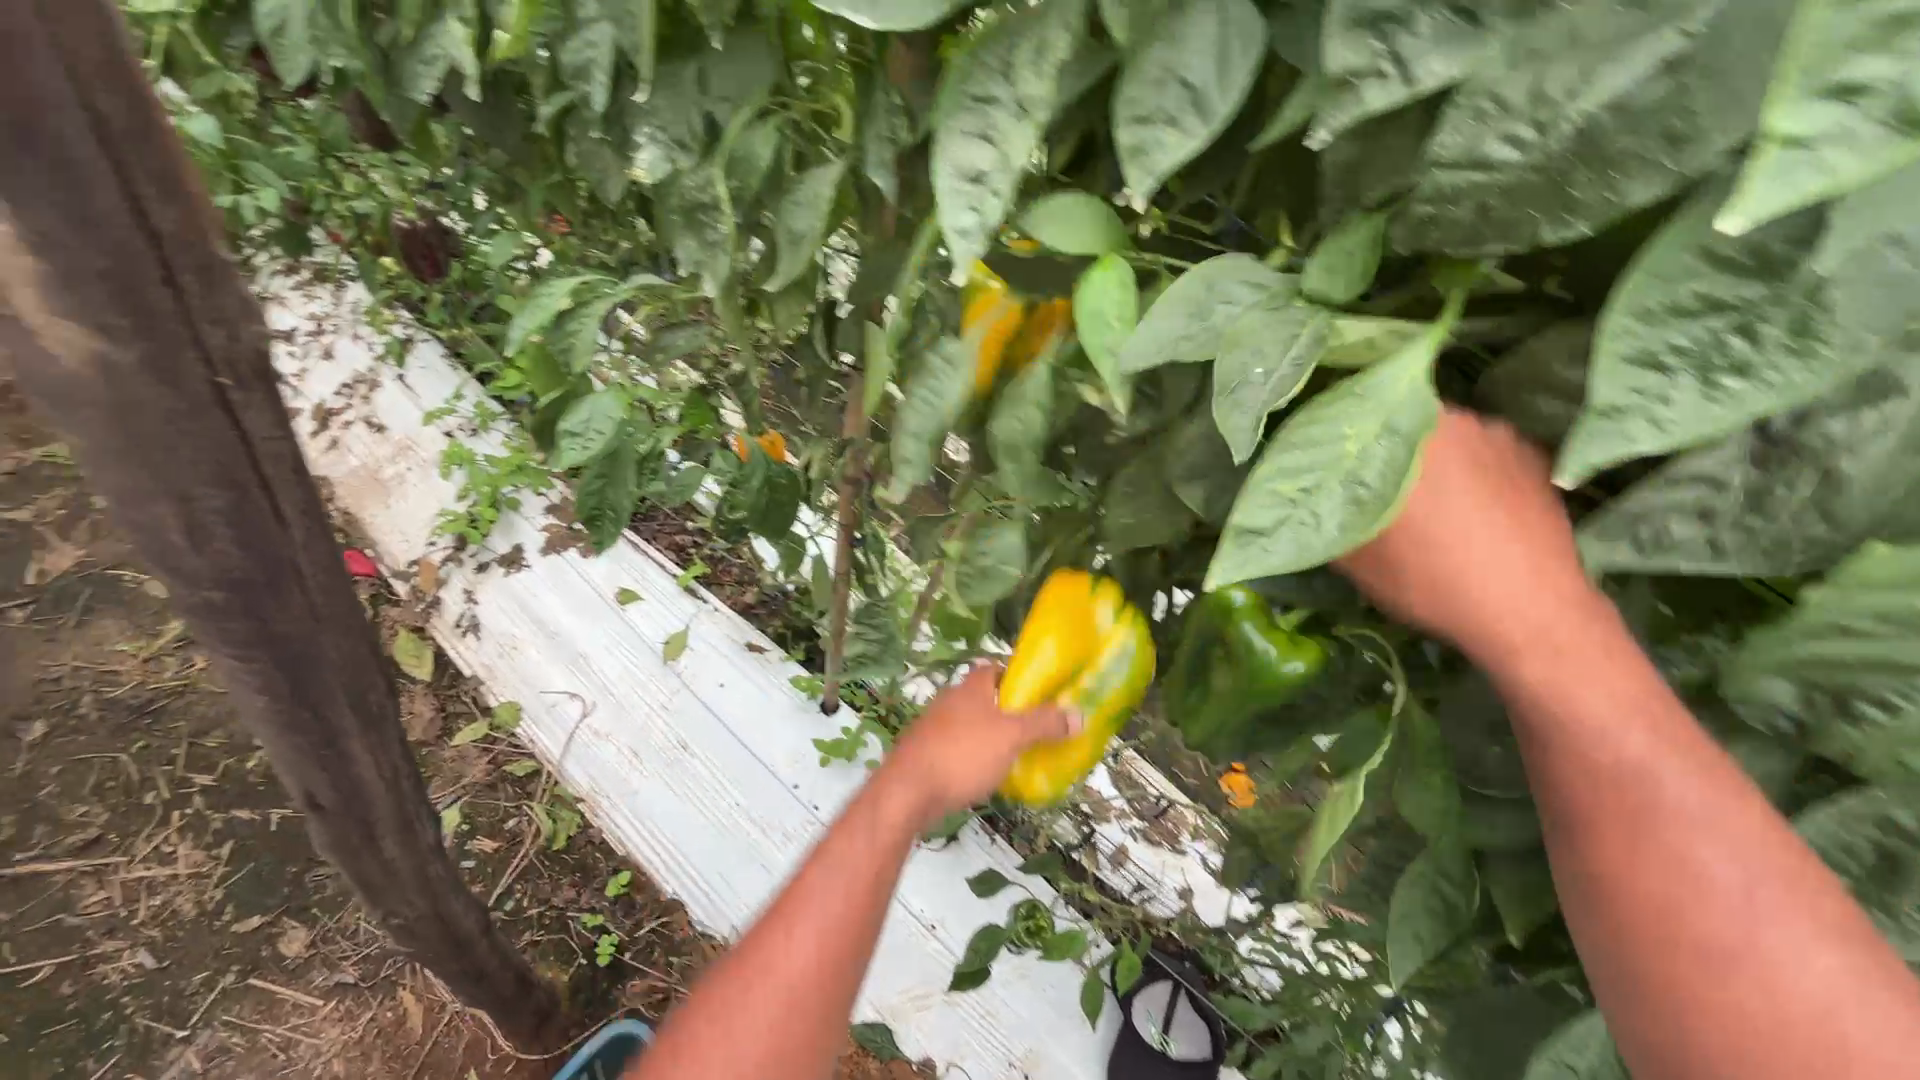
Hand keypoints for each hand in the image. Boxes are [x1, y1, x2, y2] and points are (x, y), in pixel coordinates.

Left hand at [879, 664, 1079, 825]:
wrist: (907, 792)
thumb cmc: (962, 754)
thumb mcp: (1011, 737)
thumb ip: (1044, 724)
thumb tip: (1079, 714)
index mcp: (970, 689)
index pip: (992, 668)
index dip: (1014, 676)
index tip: (1037, 692)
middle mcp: (948, 701)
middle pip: (980, 698)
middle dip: (1004, 710)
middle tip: (1031, 728)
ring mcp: (931, 729)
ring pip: (967, 725)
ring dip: (987, 736)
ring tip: (1014, 755)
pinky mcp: (923, 755)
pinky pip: (954, 750)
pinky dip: (970, 758)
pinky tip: (984, 777)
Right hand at [1336, 408, 1606, 663]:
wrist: (1532, 614)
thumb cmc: (1430, 579)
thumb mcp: (1353, 557)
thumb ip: (1323, 514)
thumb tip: (1301, 496)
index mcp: (1404, 431)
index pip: (1353, 411)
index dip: (1336, 436)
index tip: (1325, 462)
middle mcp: (1456, 417)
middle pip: (1400, 420)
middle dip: (1383, 448)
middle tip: (1370, 486)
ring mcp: (1501, 434)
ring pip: (1444, 437)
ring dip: (1429, 461)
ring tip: (1422, 504)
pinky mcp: (1534, 457)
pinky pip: (1483, 454)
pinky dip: (1468, 474)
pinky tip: (1466, 513)